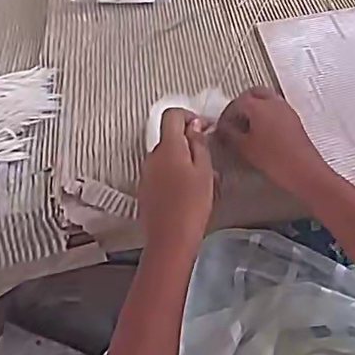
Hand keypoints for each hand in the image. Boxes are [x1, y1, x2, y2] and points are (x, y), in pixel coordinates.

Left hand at [140, 107, 214, 247]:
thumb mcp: (205, 171)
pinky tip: (189, 192)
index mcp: (168, 148)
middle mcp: (152, 156)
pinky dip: (174, 174)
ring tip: (202, 180)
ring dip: (183, 160)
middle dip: (189, 142)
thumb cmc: (192, 205)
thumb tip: (194, 126)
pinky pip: (161, 172)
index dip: (189, 116)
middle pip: (170, 137)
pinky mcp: (145, 189)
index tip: (204, 128)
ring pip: (167, 156)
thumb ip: (199, 144)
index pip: (172, 115)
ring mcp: (146, 173)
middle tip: (208, 158)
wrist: (171, 239)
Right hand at [215, 87, 337, 198]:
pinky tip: (263, 133)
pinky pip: (277, 109)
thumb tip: (223, 128)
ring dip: (256, 108)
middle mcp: (273, 102)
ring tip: (248, 127)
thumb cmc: (274, 158)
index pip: (237, 102)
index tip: (223, 126)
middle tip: (235, 120)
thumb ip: (229, 134)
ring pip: (267, 99)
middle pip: (254, 93)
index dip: (227, 114)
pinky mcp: (294, 119)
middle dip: (242, 104)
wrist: (302, 169)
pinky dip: (267, 114)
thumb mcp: (244, 147)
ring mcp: (286, 109)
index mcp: (258, 105)